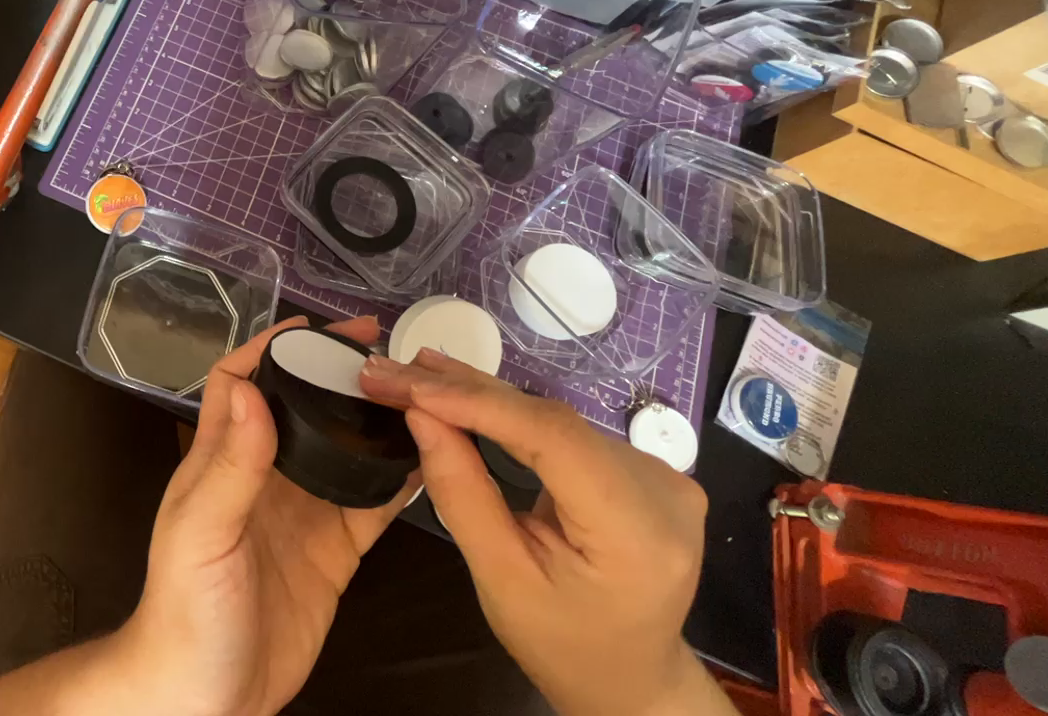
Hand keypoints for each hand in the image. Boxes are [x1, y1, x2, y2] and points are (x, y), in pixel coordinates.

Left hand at [113, 316, 419, 715]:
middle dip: (332, 375)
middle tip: (383, 351)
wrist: (207, 694)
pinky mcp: (333, 552)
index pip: (239, 383)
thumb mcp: (203, 530)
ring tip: (416, 394)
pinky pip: (369, 507)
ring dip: (370, 423)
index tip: (311, 326)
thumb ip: (230, 464)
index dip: (267, 349)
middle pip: (299, 407)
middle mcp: (263, 475)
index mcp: (222, 458)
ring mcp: (301, 512)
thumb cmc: (188, 605)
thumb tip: (252, 386)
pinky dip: (398, 484)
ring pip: (340, 451)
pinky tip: (430, 463)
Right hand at [360, 349, 732, 715]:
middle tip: (387, 371)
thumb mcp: (499, 578)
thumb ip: (461, 493)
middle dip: (459, 390)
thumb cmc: (560, 641)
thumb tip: (418, 415)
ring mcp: (653, 471)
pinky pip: (554, 425)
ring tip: (407, 371)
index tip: (408, 386)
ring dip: (472, 392)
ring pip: (546, 414)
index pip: (553, 439)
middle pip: (547, 419)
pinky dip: (497, 408)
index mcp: (638, 531)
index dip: (477, 403)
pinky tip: (452, 387)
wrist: (628, 677)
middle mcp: (659, 487)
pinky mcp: (634, 464)